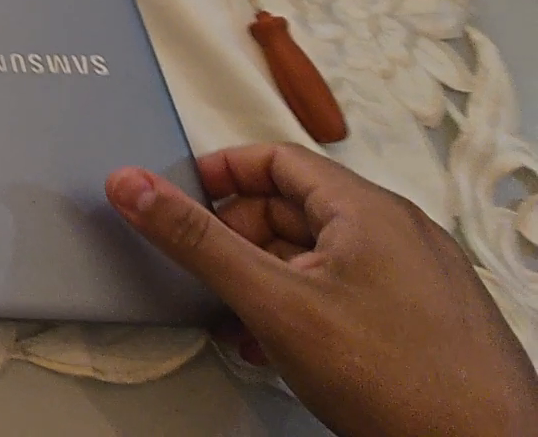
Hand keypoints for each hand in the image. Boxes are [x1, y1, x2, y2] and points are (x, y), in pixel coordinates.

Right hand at [106, 143, 537, 436]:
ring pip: (304, 253)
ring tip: (237, 315)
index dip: (218, 173)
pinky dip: (289, 304)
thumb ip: (193, 238)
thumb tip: (130, 184)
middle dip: (232, 237)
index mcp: (370, 212)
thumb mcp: (271, 301)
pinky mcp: (415, 322)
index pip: (274, 158)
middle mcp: (397, 236)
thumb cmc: (404, 386)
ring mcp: (412, 282)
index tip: (177, 198)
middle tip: (207, 269)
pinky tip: (270, 342)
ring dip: (256, 276)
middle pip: (284, 207)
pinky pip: (332, 289)